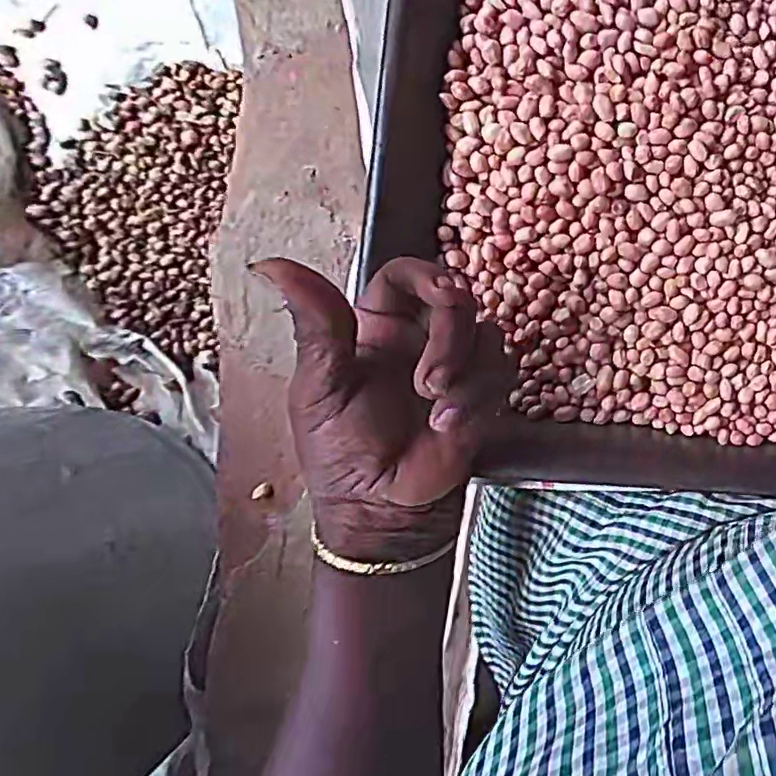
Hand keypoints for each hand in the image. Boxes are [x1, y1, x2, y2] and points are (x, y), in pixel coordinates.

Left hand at [251, 256, 512, 561]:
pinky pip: (501, 371)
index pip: (406, 276)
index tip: (444, 292)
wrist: (383, 510)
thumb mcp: (319, 388)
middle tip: (431, 380)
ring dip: (465, 372)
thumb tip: (273, 265)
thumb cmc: (340, 452)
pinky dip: (479, 398)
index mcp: (377, 328)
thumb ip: (315, 326)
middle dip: (451, 335)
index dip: (428, 275)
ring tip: (435, 411)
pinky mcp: (485, 390)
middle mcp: (422, 338)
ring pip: (486, 334)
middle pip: (458, 300)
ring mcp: (458, 363)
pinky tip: (451, 424)